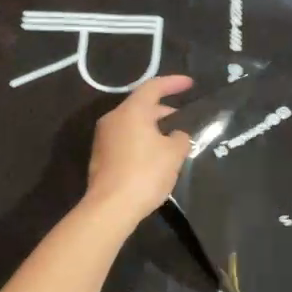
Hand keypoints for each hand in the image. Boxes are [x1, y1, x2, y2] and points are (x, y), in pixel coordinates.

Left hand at [84, 75, 193, 225]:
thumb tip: (176, 135)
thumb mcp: (174, 154)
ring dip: (153, 128)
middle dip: (164, 110)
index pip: (153, 87)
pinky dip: (142, 140)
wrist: (110, 208)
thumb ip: (180, 137)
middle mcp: (113, 119)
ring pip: (133, 124)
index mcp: (131, 111)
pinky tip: (156, 156)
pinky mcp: (101, 157)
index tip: (190, 84)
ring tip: (172, 140)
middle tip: (183, 119)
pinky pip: (125, 139)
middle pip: (141, 106)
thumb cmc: (145, 174)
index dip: (173, 83)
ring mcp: (103, 138)